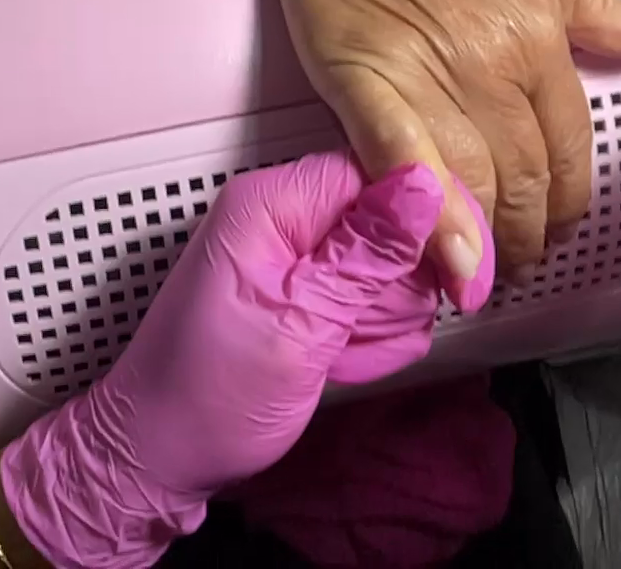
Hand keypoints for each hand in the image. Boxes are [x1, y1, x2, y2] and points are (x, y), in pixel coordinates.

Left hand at [0, 152, 477, 565]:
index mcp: (270, 203)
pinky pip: (373, 296)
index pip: (377, 169)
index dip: (428, 219)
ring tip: (334, 354)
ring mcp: (298, 251)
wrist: (163, 451)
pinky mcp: (308, 285)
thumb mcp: (298, 327)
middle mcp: (285, 214)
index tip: (456, 276)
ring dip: (380, 319)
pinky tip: (334, 360)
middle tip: (357, 333)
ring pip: (391, 264)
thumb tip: (423, 185)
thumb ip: (365, 255)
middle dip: (396, 286)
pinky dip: (368, 335)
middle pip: (392, 218)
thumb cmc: (208, 395)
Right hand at [262, 0, 620, 297]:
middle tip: (517, 264)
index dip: (565, 199)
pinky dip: (428, 211)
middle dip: (528, 235)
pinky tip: (444, 262)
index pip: (568, 144)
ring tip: (482, 281)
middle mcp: (496, 68)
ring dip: (488, 244)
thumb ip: (594, 2)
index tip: (554, 225)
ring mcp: (431, 78)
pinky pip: (404, 157)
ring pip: (476, 182)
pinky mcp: (366, 82)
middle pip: (525, 177)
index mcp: (541, 37)